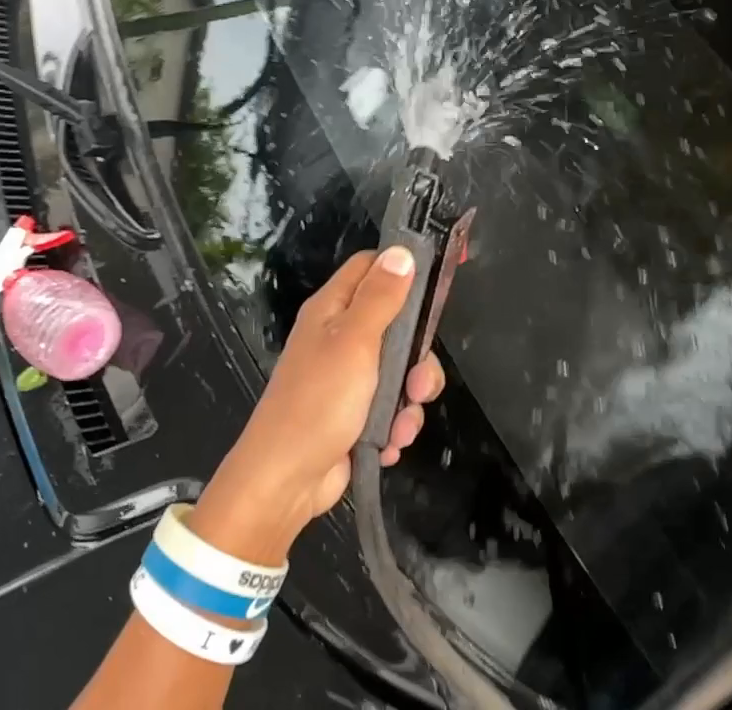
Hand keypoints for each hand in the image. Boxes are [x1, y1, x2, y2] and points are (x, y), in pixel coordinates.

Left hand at [188, 248, 444, 562]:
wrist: (287, 479)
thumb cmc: (319, 402)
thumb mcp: (354, 342)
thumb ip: (380, 298)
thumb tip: (401, 251)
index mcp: (332, 310)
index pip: (372, 268)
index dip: (405, 267)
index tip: (444, 278)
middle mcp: (339, 338)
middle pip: (398, 325)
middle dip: (417, 358)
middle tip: (418, 384)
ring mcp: (347, 378)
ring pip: (401, 372)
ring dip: (409, 402)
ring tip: (399, 426)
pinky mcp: (355, 414)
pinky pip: (391, 408)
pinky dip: (395, 426)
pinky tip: (387, 444)